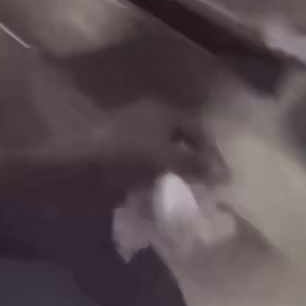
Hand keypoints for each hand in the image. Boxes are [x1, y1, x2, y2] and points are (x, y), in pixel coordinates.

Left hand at [73, 102, 225, 189]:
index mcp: (161, 111)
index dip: (212, 153)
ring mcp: (130, 132)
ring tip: (185, 194)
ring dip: (175, 171)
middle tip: (205, 187)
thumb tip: (221, 173)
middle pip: (179, 139)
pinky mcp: (117, 151)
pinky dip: (156, 176)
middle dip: (193, 162)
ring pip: (162, 152)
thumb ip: (194, 164)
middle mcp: (147, 116)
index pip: (197, 129)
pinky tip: (160, 194)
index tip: (223, 181)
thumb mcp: (166, 159)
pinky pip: (146, 163)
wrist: (82, 167)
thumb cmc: (129, 156)